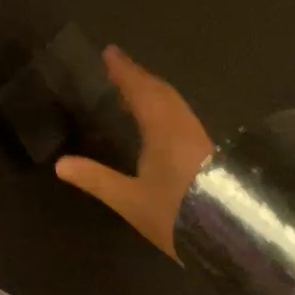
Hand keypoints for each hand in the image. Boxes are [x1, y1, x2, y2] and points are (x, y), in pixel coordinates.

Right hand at [55, 46, 214, 258]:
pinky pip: (181, 115)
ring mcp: (199, 139)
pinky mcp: (210, 153)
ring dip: (152, 90)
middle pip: (160, 92)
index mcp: (162, 129)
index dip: (124, 70)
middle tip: (119, 65)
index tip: (109, 52)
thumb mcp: (130, 200)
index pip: (140, 90)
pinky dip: (164, 105)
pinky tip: (158, 118)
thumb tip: (59, 164)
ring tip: (134, 88)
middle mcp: (182, 126)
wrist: (235, 242)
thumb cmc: (178, 215)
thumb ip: (96, 179)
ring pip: (174, 103)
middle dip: (138, 76)